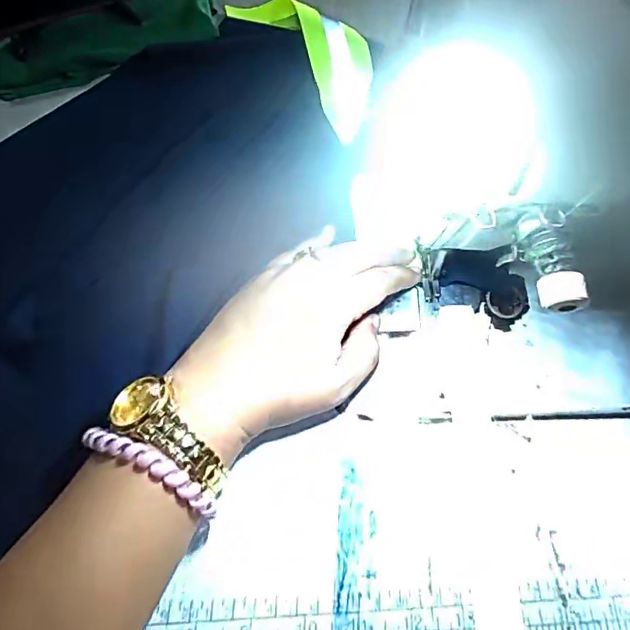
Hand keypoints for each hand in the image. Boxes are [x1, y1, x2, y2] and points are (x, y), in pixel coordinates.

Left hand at [167, 227, 418, 456]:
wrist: (212, 393)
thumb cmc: (279, 393)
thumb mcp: (338, 386)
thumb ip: (367, 351)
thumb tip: (370, 323)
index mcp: (334, 302)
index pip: (378, 280)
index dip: (402, 275)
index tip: (417, 272)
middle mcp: (312, 278)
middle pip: (359, 254)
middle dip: (388, 251)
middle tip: (408, 251)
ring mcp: (284, 273)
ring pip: (331, 249)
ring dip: (359, 246)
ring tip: (377, 248)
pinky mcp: (262, 277)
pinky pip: (297, 251)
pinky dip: (317, 242)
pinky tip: (326, 236)